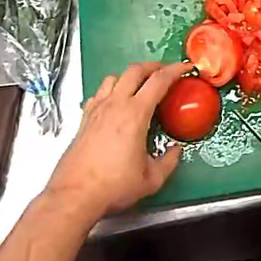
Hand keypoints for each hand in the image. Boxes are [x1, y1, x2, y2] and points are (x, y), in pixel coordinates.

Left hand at [45, 61, 185, 221]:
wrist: (76, 194)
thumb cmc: (114, 186)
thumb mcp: (151, 179)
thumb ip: (168, 162)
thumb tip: (175, 152)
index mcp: (134, 114)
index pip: (158, 81)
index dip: (174, 70)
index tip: (184, 68)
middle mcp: (114, 105)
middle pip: (134, 71)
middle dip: (152, 66)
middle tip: (164, 71)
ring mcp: (96, 110)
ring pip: (113, 78)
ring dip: (129, 76)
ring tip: (139, 85)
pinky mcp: (84, 119)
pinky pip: (98, 93)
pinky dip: (110, 90)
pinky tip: (115, 103)